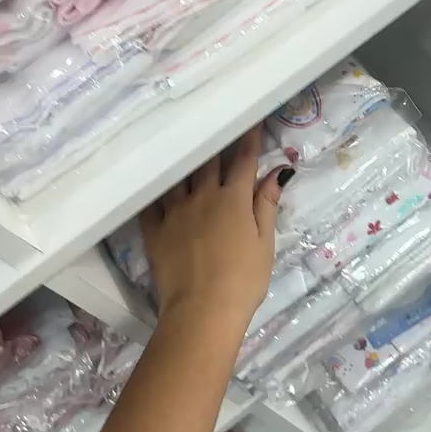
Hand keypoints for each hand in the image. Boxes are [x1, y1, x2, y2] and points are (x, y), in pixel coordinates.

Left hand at [138, 126, 291, 335]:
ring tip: (188, 150)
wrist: (202, 310)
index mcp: (234, 200)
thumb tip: (278, 172)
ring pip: (180, 176)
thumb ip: (267, 205)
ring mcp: (174, 211)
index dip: (250, 139)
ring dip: (187, 162)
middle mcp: (203, 197)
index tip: (253, 121)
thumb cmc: (243, 280)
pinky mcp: (154, 229)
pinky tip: (156, 182)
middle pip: (209, 162)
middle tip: (218, 129)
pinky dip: (157, 189)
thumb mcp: (264, 244)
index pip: (244, 161)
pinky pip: (152, 201)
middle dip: (217, 144)